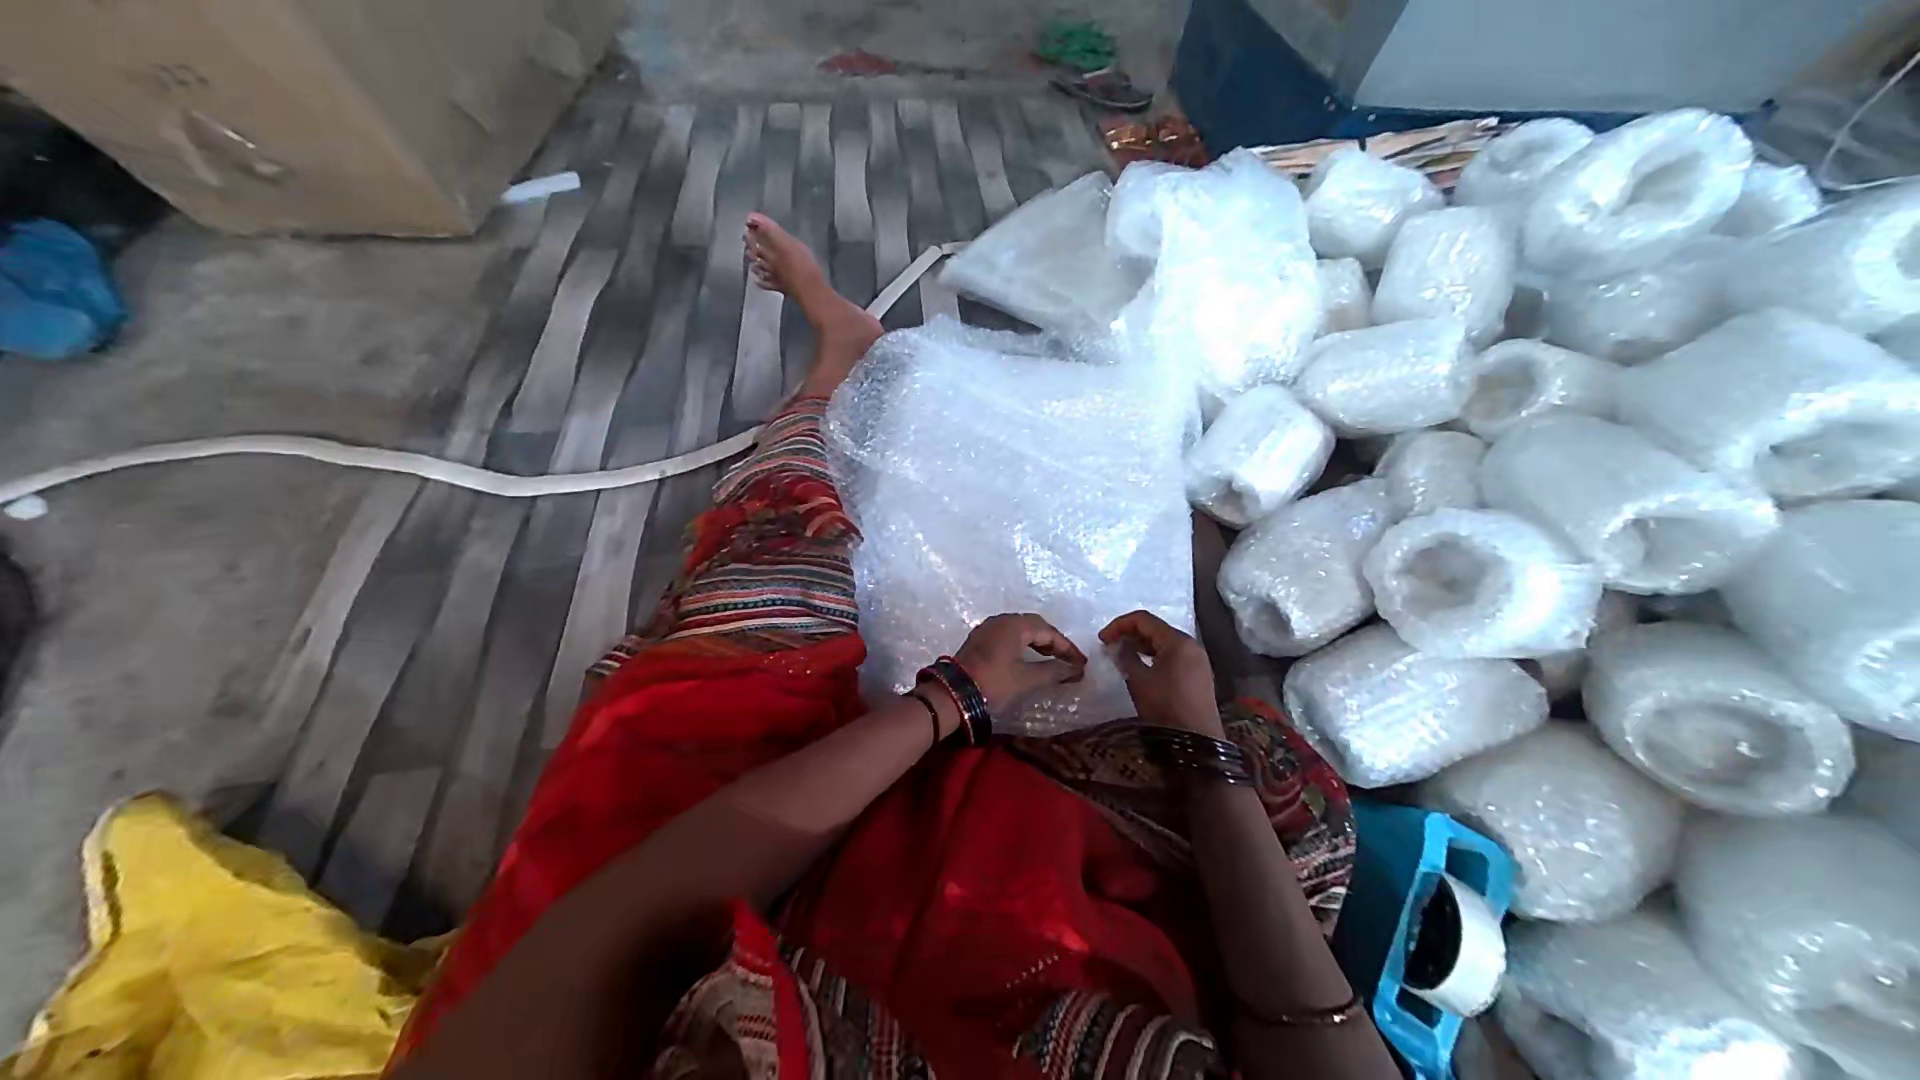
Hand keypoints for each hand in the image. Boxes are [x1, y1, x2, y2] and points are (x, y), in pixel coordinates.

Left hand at [951, 613, 1088, 713]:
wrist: (953, 694)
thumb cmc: (994, 683)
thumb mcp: (1027, 679)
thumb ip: (1054, 671)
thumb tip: (1075, 669)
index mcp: (1014, 625)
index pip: (1048, 631)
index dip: (1067, 647)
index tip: (1081, 663)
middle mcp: (1000, 621)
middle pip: (1034, 627)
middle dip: (1054, 644)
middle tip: (1069, 660)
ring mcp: (987, 629)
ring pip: (1020, 631)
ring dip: (1038, 645)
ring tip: (1053, 661)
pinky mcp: (979, 641)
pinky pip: (1008, 637)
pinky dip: (1023, 646)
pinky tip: (1029, 660)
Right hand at [1100, 611, 1223, 737]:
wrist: (1197, 741)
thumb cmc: (1166, 706)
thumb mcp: (1139, 680)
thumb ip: (1125, 656)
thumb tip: (1118, 645)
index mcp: (1178, 641)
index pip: (1144, 619)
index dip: (1119, 625)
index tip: (1102, 638)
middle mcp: (1191, 645)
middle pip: (1156, 628)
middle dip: (1130, 633)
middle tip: (1109, 645)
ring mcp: (1197, 659)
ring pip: (1164, 642)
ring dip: (1140, 645)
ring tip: (1120, 655)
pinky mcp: (1198, 673)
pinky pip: (1172, 655)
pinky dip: (1153, 655)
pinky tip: (1140, 666)